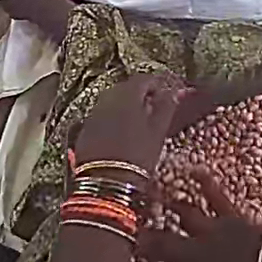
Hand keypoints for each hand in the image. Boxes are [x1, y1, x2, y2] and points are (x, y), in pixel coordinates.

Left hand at [71, 72, 191, 175]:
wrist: (106, 183)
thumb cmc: (137, 155)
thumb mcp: (158, 130)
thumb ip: (166, 106)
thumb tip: (175, 91)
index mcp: (127, 95)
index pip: (144, 79)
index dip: (157, 84)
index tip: (166, 94)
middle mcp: (107, 100)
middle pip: (126, 88)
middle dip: (140, 95)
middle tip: (154, 108)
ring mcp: (93, 115)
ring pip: (112, 102)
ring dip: (126, 107)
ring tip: (139, 123)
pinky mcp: (85, 131)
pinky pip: (102, 117)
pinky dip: (113, 120)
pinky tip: (121, 135)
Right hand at [144, 171, 261, 261]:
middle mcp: (197, 255)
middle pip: (160, 243)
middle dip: (139, 239)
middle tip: (117, 230)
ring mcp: (217, 233)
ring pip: (184, 214)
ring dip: (165, 204)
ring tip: (144, 191)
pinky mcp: (237, 220)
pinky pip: (218, 198)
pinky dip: (207, 184)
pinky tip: (197, 171)